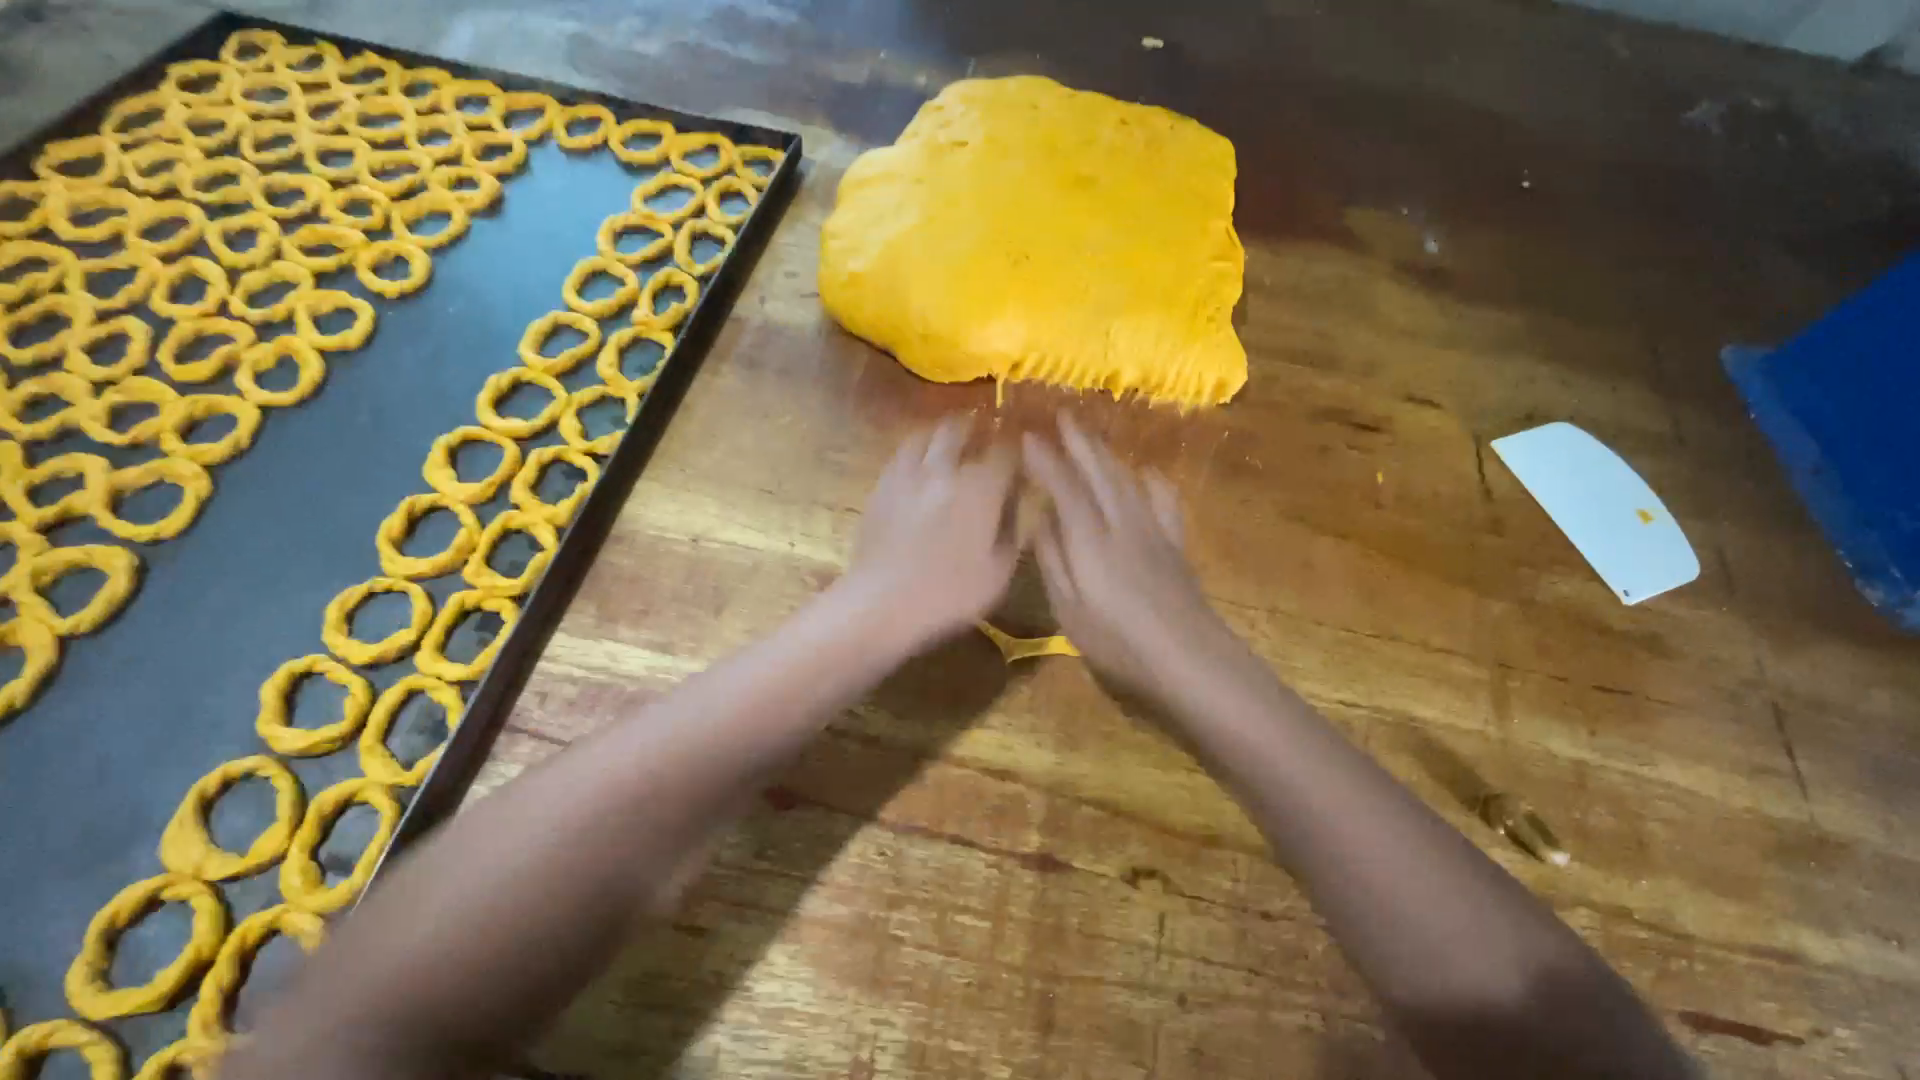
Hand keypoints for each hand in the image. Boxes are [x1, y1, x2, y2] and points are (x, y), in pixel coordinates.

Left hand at [846, 415, 1019, 646]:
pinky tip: (917, 469)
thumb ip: (1012, 533)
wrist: (882, 602)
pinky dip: (914, 455)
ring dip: (939, 435)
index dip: (1015, 449)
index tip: (1019, 455)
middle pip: (958, 430)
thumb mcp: (998, 573)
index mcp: (981, 487)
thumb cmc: (949, 594)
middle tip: (982, 435)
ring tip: (947, 444)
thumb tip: (1018, 510)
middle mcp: (944, 469)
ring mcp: (907, 474)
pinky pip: (900, 456)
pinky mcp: (880, 487)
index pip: (1005, 451)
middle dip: (974, 428)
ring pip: (924, 436)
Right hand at [1023, 413, 1241, 704]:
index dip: (1046, 460)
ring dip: (1106, 454)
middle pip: (1099, 472)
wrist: (1188, 656)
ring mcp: (1153, 530)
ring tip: (1091, 437)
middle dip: (1079, 442)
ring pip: (1127, 479)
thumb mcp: (1069, 609)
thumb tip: (1040, 519)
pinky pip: (1162, 498)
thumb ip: (1053, 560)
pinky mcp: (1175, 543)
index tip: (1028, 437)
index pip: (1065, 487)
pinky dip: (1149, 480)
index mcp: (1090, 539)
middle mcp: (1122, 523)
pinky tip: (1144, 473)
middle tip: (1062, 416)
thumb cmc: (1118, 642)